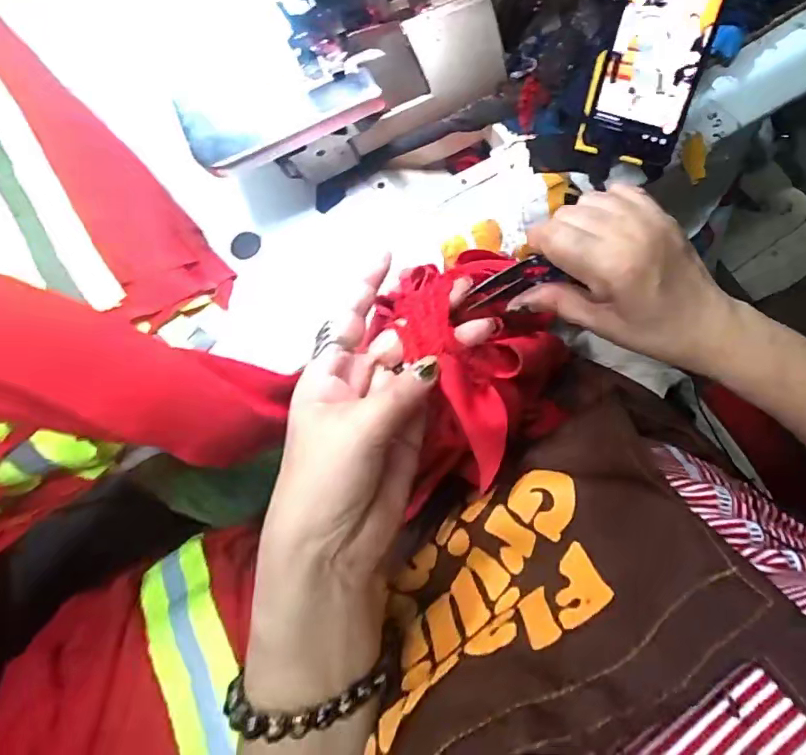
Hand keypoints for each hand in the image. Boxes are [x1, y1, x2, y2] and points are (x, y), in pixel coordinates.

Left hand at [246, 256, 492, 711]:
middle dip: (424, 310)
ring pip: (421, 361)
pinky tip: (474, 350)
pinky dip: (454, 371)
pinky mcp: (414, 427)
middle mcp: (359, 381)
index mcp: (329, 373)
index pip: (349, 319)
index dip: (367, 286)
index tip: (388, 256)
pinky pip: (435, 391)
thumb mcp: (354, 430)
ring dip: (448, 339)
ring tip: (482, 319)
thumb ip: (397, 392)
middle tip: (460, 287)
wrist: (332, 550)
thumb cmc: (323, 480)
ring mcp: (389, 404)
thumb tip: (436, 360)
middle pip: (395, 335)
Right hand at [516, 185, 741, 374]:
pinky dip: (606, 203)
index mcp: (610, 265)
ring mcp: (645, 217)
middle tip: (566, 258)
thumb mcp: (602, 324)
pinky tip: (610, 225)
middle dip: (556, 233)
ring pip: (589, 198)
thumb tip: (517, 295)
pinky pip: (617, 190)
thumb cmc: (652, 331)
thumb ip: (559, 301)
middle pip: (566, 214)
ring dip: (580, 217)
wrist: (707, 322)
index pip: (552, 235)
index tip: (540, 260)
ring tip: (589, 241)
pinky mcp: (658, 211)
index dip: (537, 245)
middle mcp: (625, 232)